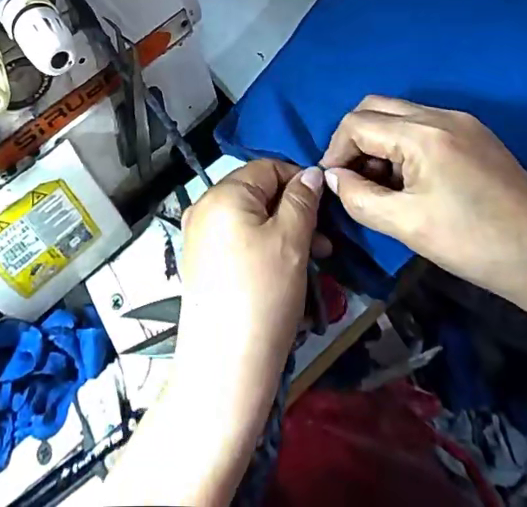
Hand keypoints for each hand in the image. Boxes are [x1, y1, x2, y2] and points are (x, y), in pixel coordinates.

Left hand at [172, 160, 329, 410]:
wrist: (226, 358)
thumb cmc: (262, 293)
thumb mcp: (291, 241)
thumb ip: (302, 202)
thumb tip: (309, 173)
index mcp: (221, 193)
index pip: (266, 167)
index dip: (300, 181)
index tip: (327, 208)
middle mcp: (203, 206)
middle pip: (257, 193)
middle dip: (294, 211)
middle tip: (326, 242)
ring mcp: (199, 234)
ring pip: (250, 219)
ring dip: (284, 232)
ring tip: (313, 260)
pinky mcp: (202, 260)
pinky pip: (238, 240)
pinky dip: (264, 248)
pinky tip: (286, 272)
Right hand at [320, 96, 526, 300]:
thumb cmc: (475, 244)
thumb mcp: (404, 225)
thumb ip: (356, 196)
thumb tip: (333, 178)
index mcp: (423, 134)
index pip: (356, 124)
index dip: (336, 151)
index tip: (334, 183)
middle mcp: (441, 115)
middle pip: (374, 107)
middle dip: (353, 138)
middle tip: (353, 176)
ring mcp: (463, 122)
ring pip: (398, 113)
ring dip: (378, 140)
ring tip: (381, 181)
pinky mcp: (477, 136)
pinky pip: (422, 124)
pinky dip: (403, 142)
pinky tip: (410, 178)